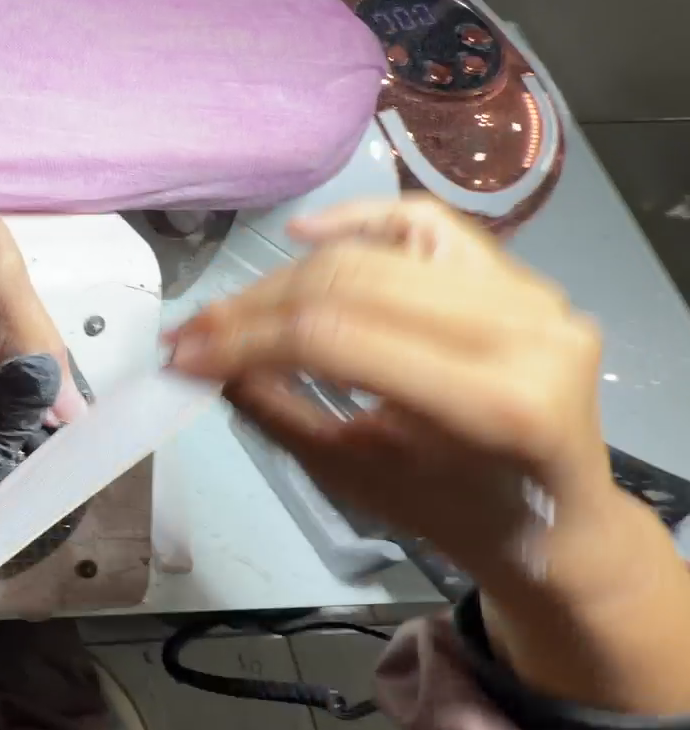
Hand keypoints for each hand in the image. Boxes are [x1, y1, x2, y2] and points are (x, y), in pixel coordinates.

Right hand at [168, 196, 614, 587]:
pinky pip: (422, 222)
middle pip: (343, 286)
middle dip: (249, 308)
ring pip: (369, 254)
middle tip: (190, 333)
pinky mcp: (512, 275)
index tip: (180, 356)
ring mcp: (526, 294)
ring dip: (280, 278)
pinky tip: (301, 232)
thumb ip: (267, 404)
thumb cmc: (445, 504)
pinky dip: (355, 218)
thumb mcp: (343, 469)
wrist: (549, 511)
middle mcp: (522, 332)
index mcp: (490, 401)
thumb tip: (196, 356)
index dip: (242, 340)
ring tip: (233, 309)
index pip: (330, 338)